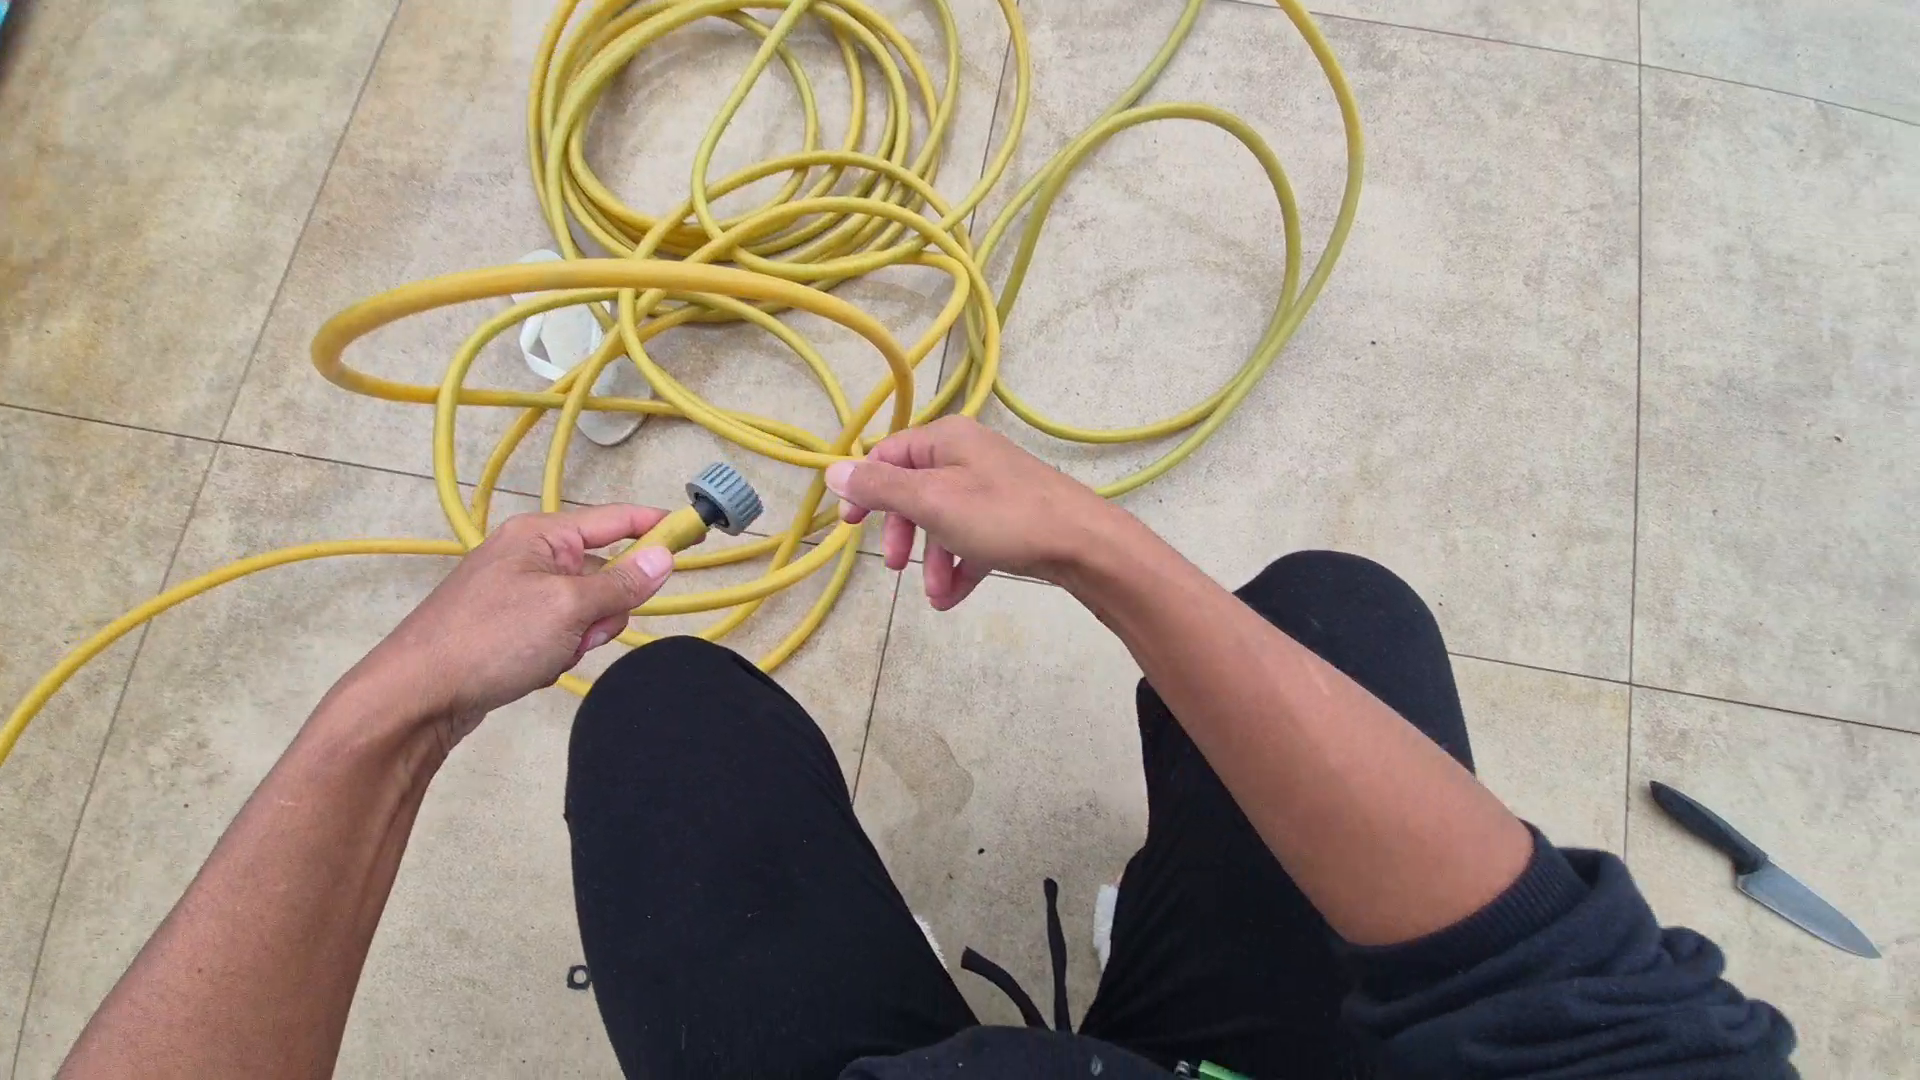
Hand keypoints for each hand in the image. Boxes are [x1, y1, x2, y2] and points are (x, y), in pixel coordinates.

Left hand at [349, 504, 674, 739]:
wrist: (413, 698)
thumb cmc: (490, 640)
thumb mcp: (568, 608)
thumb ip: (623, 582)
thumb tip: (665, 557)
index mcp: (542, 535)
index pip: (616, 519)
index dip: (657, 525)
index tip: (696, 533)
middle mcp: (531, 554)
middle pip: (607, 571)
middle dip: (607, 606)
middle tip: (584, 629)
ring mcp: (520, 590)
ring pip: (588, 607)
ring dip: (583, 634)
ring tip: (551, 653)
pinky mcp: (513, 625)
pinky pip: (563, 629)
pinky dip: (561, 649)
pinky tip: (535, 665)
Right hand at [823, 416, 1119, 608]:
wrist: (1084, 544)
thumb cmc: (1003, 516)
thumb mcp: (932, 501)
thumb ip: (881, 487)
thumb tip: (833, 471)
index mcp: (947, 440)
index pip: (888, 455)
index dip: (865, 488)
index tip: (849, 526)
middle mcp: (968, 456)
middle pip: (915, 492)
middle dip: (903, 532)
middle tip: (894, 565)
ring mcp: (992, 488)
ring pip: (943, 522)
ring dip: (932, 559)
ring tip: (934, 594)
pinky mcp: (1011, 518)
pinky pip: (971, 539)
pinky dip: (958, 566)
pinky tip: (952, 597)